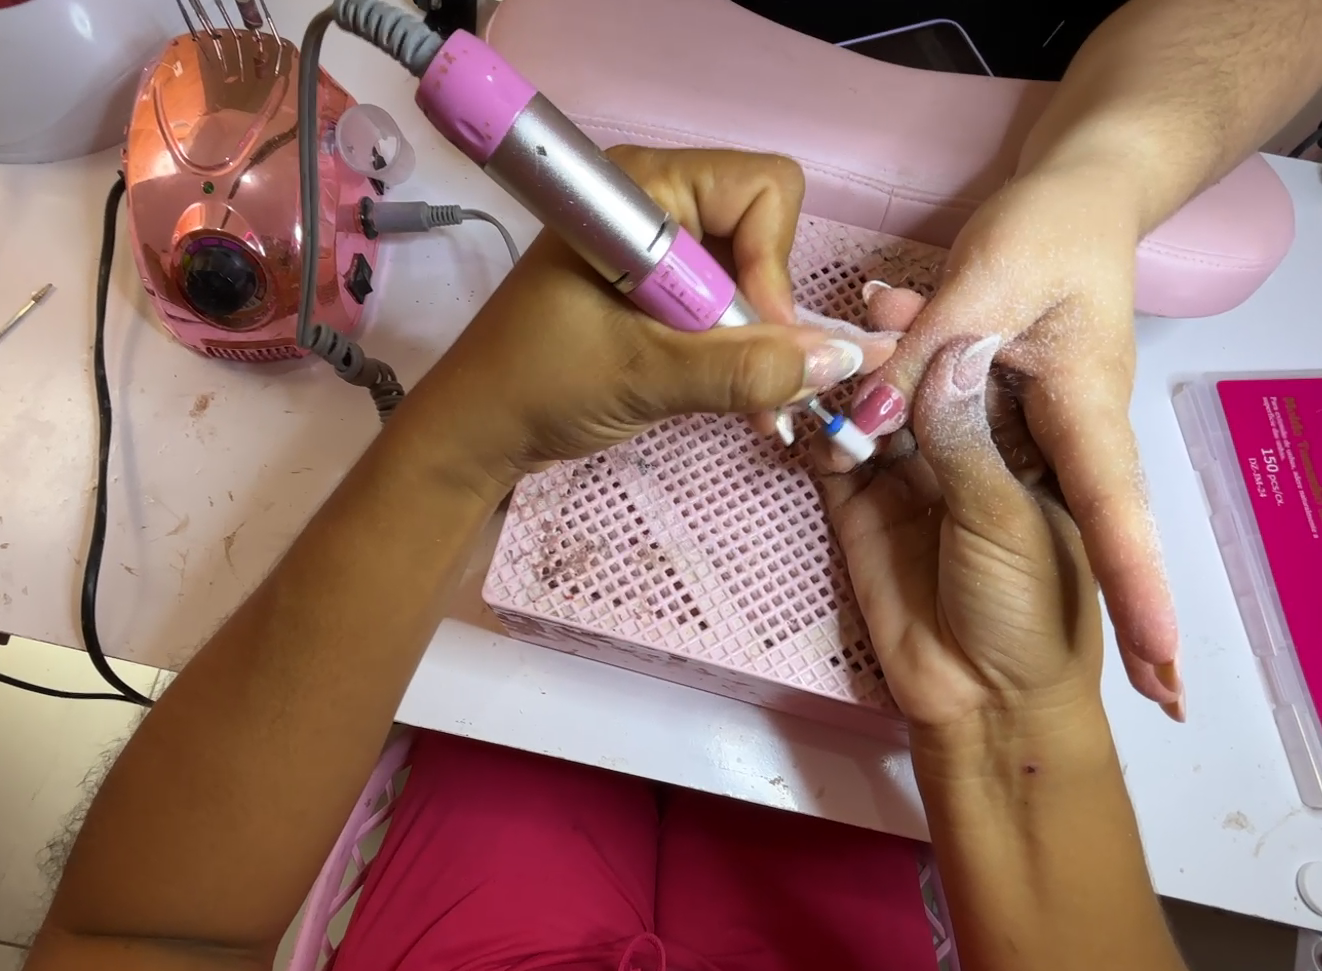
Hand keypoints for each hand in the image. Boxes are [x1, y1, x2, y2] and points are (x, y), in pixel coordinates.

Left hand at [395, 147, 890, 491]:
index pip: (762, 190)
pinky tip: (731, 396)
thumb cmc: (542, 385)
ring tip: (749, 404)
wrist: (477, 431)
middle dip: (767, 314)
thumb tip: (845, 360)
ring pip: (745, 279)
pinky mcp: (648, 296)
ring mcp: (651, 253)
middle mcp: (653, 205)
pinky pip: (717, 309)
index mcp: (643, 188)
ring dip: (754, 344)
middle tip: (753, 384)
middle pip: (761, 235)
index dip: (774, 266)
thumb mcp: (647, 375)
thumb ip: (745, 368)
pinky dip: (731, 354)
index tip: (755, 340)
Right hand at [820, 285, 1109, 777]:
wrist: (977, 701)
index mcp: (1026, 451)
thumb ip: (964, 438)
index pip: (985, 377)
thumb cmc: (1025, 609)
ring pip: (876, 419)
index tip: (928, 291)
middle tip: (863, 309)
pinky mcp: (860, 511)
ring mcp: (908, 483)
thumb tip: (944, 350)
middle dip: (895, 355)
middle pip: (923, 390)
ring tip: (826, 351)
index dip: (955, 334)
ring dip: (852, 390)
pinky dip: (819, 435)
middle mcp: (964, 456)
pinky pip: (836, 462)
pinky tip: (803, 405)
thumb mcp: (1004, 518)